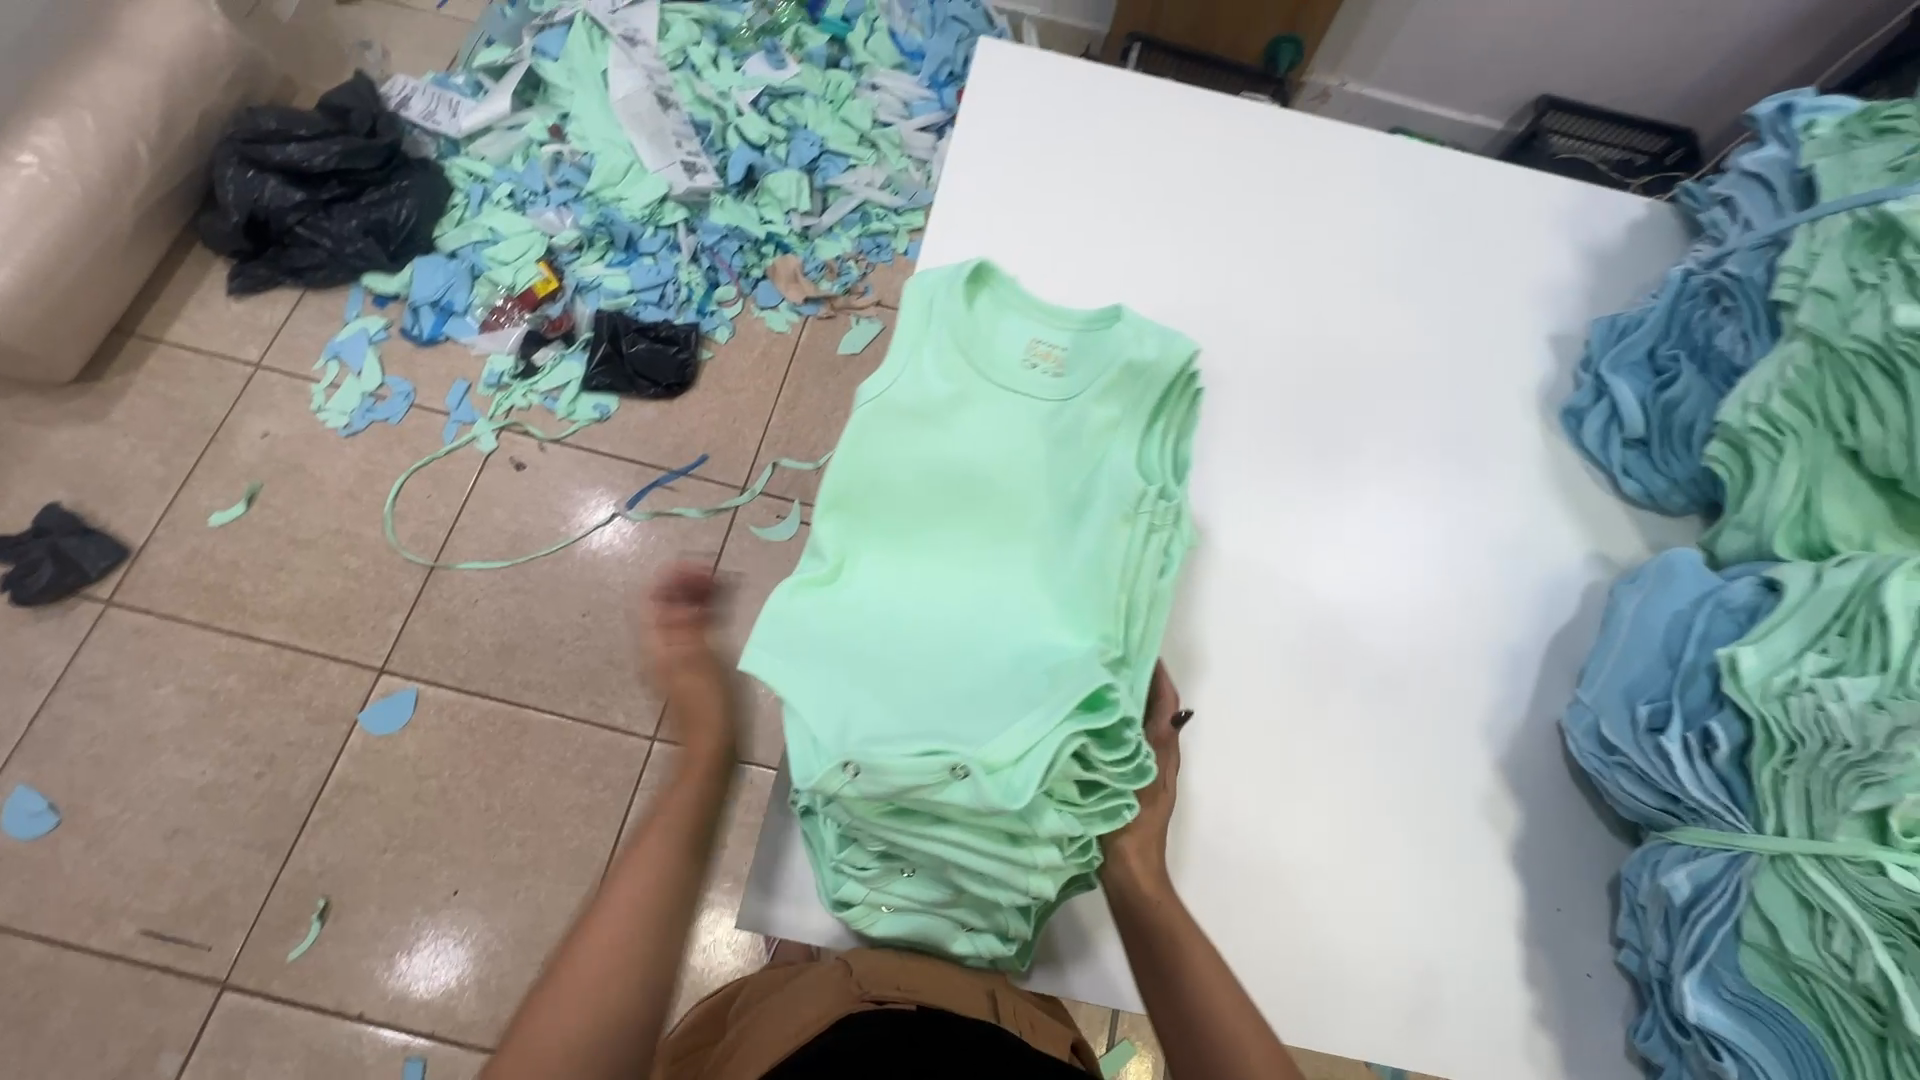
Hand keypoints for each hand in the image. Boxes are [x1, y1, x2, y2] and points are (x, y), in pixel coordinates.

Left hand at [640, 562, 735, 757]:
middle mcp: (661, 647)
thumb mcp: (701, 656)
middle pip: (666, 603)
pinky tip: (727, 608)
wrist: (714, 747)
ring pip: (681, 614)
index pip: (652, 597)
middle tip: (716, 572)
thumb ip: (691, 622)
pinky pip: (695, 628)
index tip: (700, 564)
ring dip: (699, 595)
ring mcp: (677, 657)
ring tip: (725, 584)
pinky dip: (708, 612)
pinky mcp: (694, 665)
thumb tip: (685, 591)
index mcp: (657, 644)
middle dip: (688, 582)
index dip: (672, 575)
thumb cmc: (709, 703)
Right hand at [1101, 660, 1187, 890]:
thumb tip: (1171, 709)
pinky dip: (1117, 723)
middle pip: (1155, 710)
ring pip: (1141, 725)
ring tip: (1100, 680)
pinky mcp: (1131, 783)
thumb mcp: (1139, 782)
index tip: (1141, 649)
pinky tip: (1094, 720)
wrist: (1130, 872)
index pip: (1167, 704)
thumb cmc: (1130, 826)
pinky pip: (1127, 741)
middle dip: (1141, 682)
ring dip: (1129, 702)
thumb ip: (1152, 747)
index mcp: (1162, 753)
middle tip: (1112, 657)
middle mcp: (1158, 757)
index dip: (1159, 676)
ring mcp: (1145, 771)